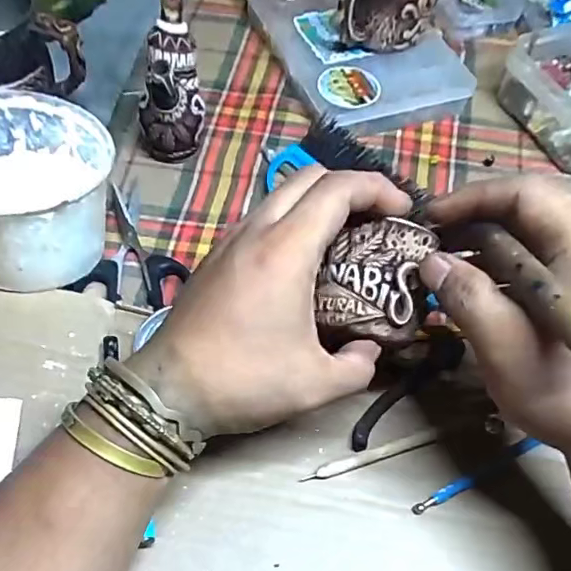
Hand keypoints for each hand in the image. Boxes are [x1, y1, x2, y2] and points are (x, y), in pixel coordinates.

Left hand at [124, 168, 411, 436]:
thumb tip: (368, 352)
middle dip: (348, 188)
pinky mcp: (209, 264)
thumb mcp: (315, 386)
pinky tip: (291, 267)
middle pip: (306, 178)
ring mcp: (225, 245)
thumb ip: (357, 367)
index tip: (402, 211)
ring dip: (311, 206)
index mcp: (285, 250)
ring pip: (275, 199)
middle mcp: (253, 234)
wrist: (168, 392)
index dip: (379, 188)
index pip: (339, 188)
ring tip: (336, 243)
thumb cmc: (243, 382)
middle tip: (372, 223)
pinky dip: (283, 226)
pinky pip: (254, 225)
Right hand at [420, 179, 570, 461]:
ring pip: (544, 246)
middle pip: (536, 215)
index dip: (470, 198)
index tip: (427, 219)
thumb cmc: (569, 392)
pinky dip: (515, 278)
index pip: (524, 193)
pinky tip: (489, 304)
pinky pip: (556, 271)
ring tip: (452, 279)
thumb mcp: (504, 346)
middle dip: (477, 226)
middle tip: (433, 251)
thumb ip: (466, 297)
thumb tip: (431, 262)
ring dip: (494, 256)